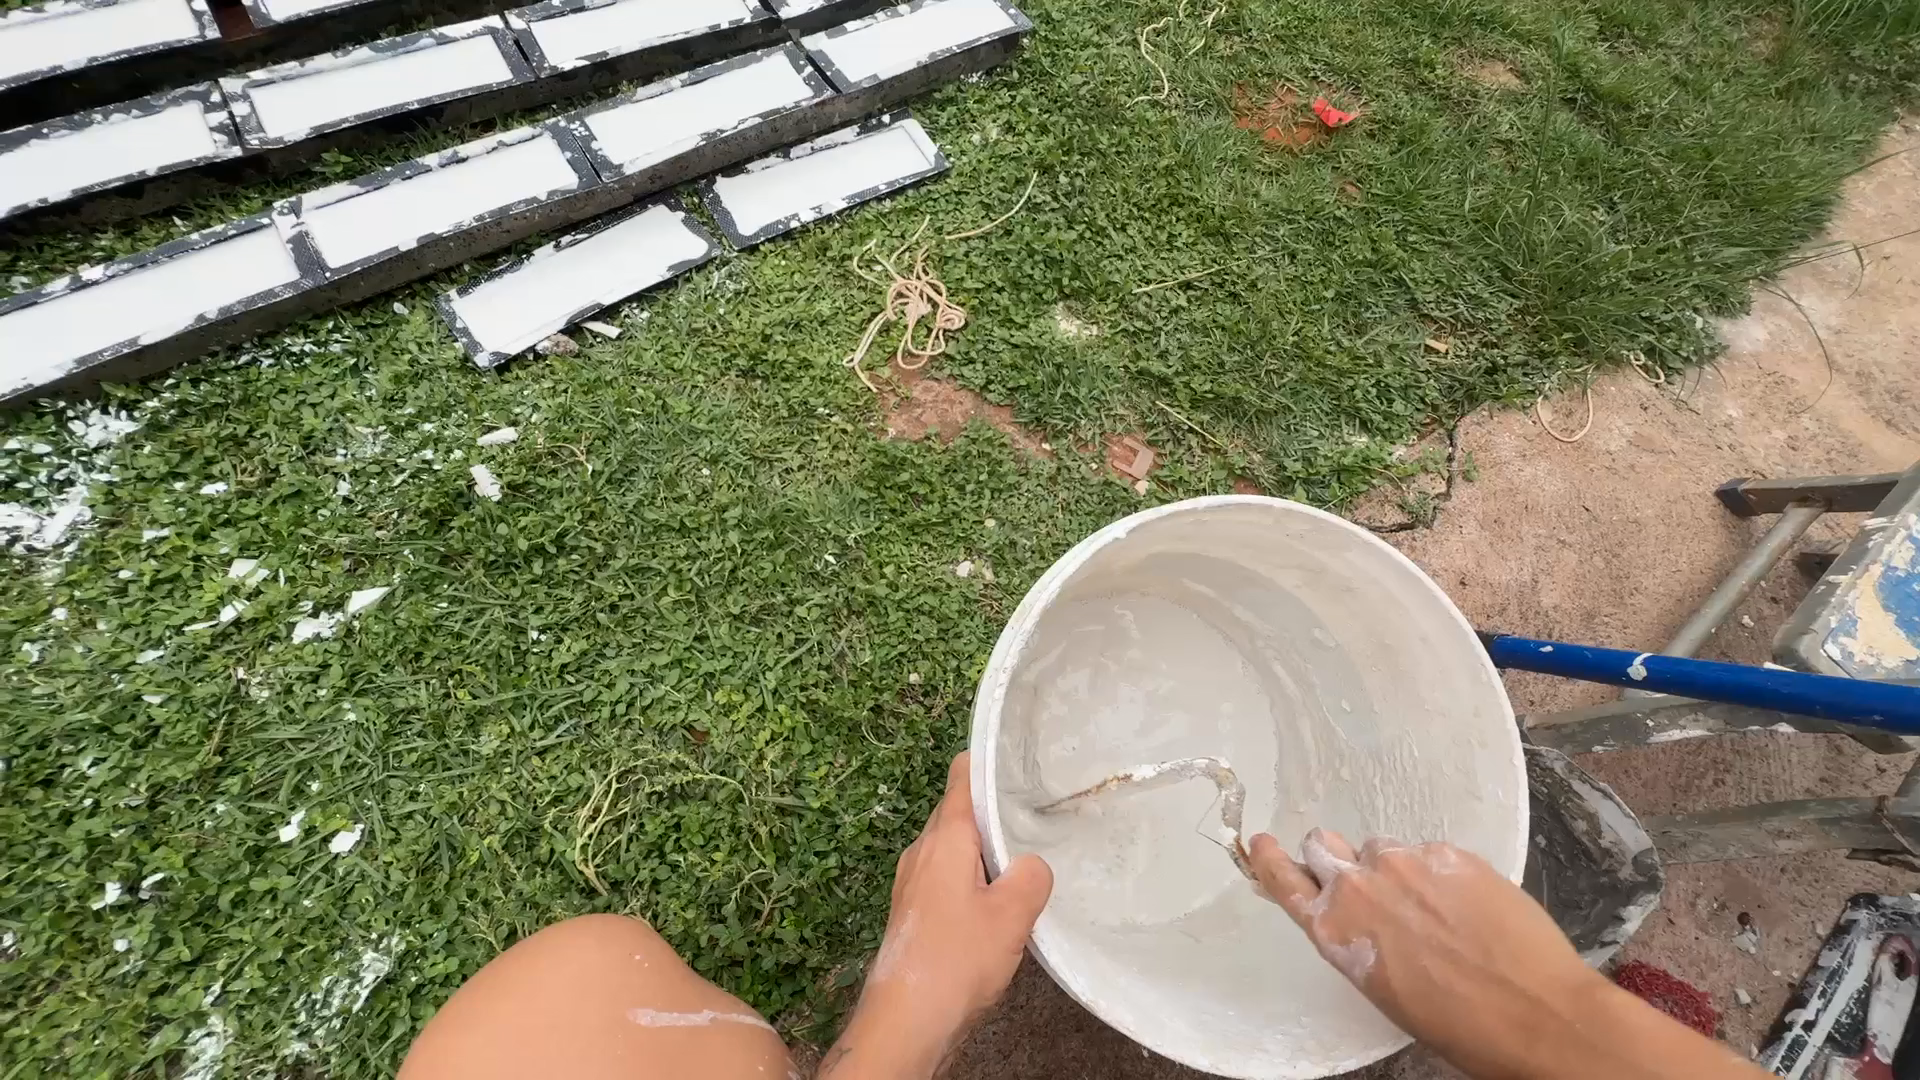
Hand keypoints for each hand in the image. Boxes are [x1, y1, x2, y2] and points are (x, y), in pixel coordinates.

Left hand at [820, 752, 1052, 1078]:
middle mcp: (923, 848)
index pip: (962, 776)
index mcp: (946, 837)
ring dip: (983, 849)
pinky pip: (945, 874)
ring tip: (1020, 858)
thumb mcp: (1011, 916)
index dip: (988, 762)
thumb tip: (1031, 865)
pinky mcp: (912, 908)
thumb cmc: (957, 957)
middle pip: (958, 811)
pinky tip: (993, 902)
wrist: (904, 1020)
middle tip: (1033, 813)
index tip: (1019, 761)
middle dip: (992, 810)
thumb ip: (1030, 878)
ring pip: (952, 846)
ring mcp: (913, 879)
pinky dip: (970, 876)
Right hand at [1249, 829, 1768, 1079]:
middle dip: (1337, 859)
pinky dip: (1440, 873)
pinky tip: (1469, 907)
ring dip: (1396, 870)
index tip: (1260, 841)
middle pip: (1320, 844)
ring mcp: (1401, 863)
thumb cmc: (1461, 1026)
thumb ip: (1350, 935)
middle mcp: (1356, 886)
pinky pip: (1428, 852)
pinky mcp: (1446, 852)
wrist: (1545, 1020)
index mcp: (1332, 927)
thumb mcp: (1382, 986)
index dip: (1268, 857)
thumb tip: (1346, 912)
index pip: (1280, 876)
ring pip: (1380, 848)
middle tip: (1372, 886)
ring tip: (1436, 908)